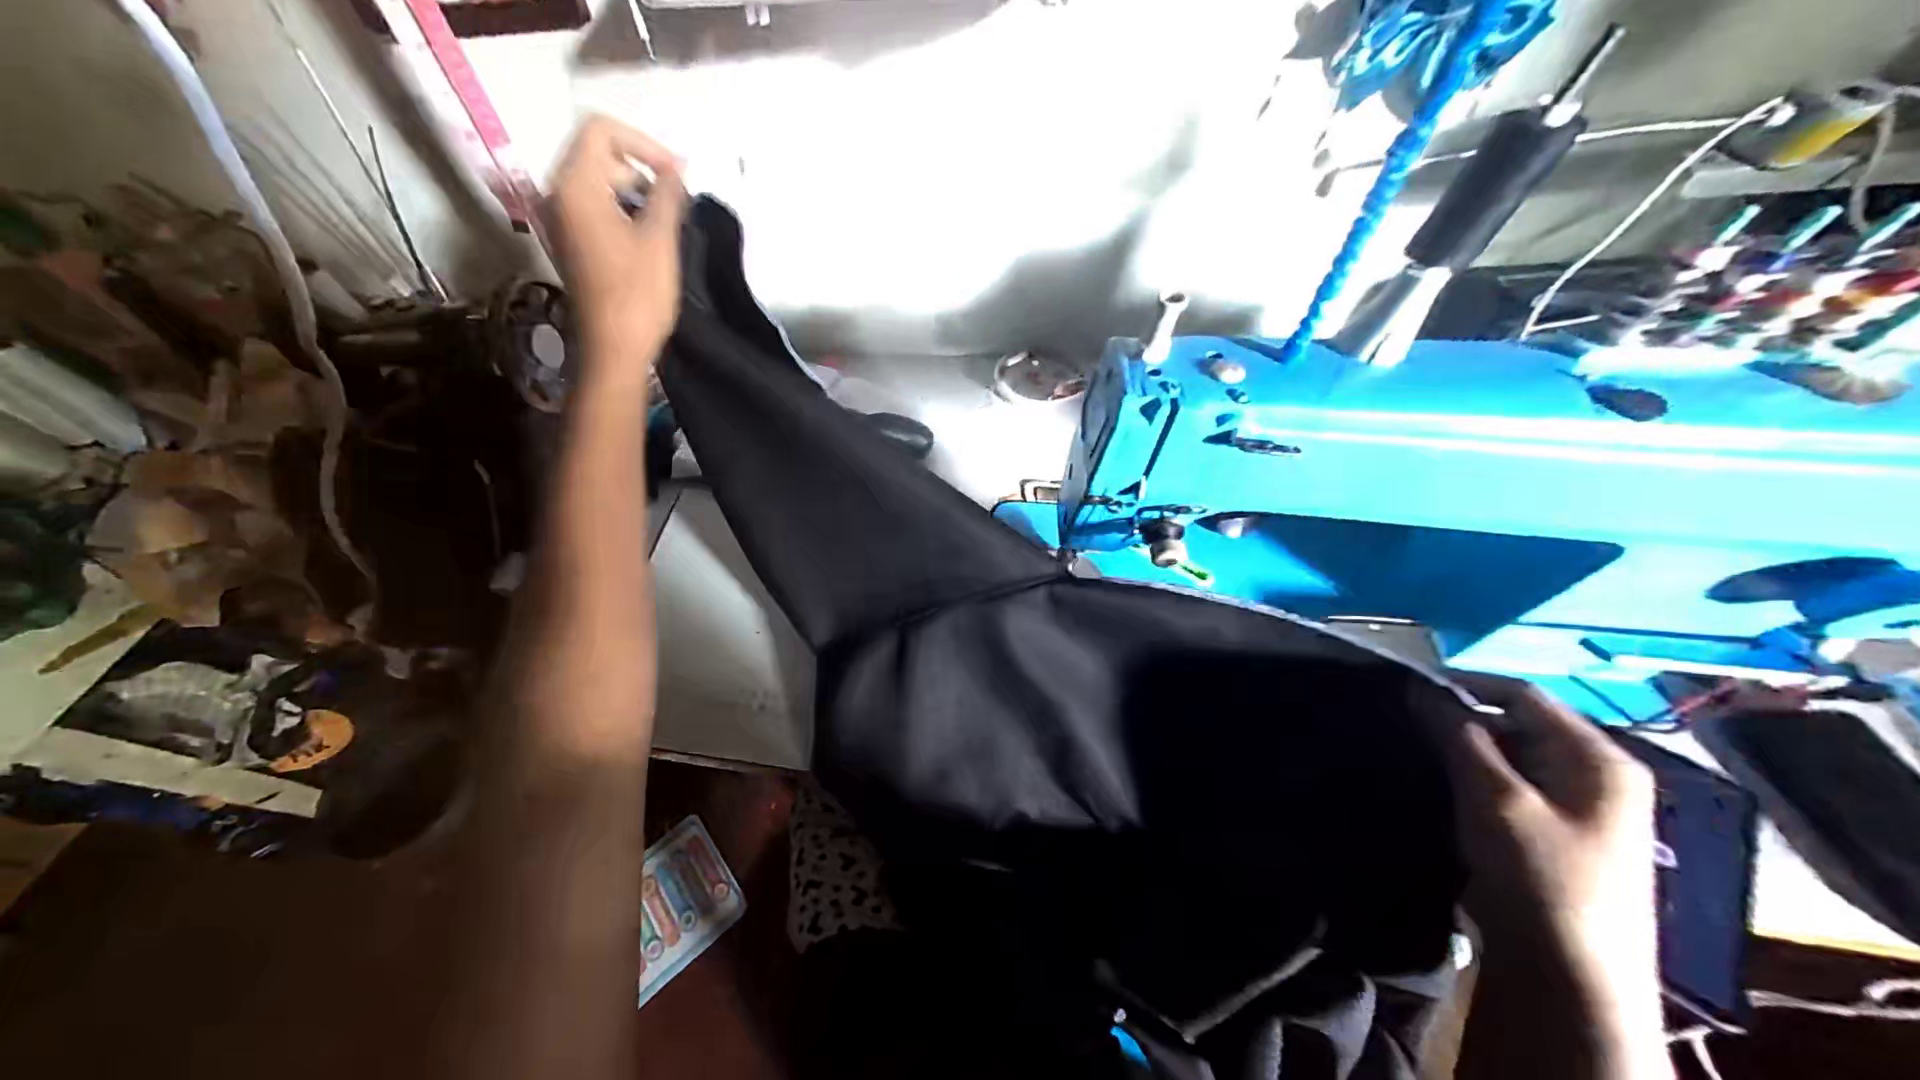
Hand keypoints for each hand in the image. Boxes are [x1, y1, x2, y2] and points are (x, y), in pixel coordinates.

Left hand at [548, 115, 688, 369]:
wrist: (613, 350)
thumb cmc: (637, 296)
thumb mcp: (659, 240)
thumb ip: (667, 195)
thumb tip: (675, 169)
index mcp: (574, 187)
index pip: (601, 131)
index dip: (644, 143)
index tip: (677, 174)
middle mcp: (556, 195)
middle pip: (598, 154)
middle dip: (641, 168)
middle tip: (677, 200)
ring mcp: (560, 219)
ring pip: (598, 182)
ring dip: (635, 192)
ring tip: (668, 220)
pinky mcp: (570, 241)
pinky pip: (594, 207)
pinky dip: (622, 210)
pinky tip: (649, 236)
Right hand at [1432, 674, 1670, 1079]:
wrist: (1572, 981)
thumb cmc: (1539, 877)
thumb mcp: (1493, 797)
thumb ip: (1456, 733)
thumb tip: (1418, 686)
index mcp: (1599, 758)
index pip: (1521, 693)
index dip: (1462, 683)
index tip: (1404, 689)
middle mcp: (1599, 774)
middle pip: (1518, 723)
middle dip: (1460, 721)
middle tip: (1406, 727)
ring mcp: (1584, 808)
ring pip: (1511, 757)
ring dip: (1465, 753)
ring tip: (1417, 756)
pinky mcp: (1563, 835)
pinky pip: (1513, 787)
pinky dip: (1477, 781)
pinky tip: (1444, 792)